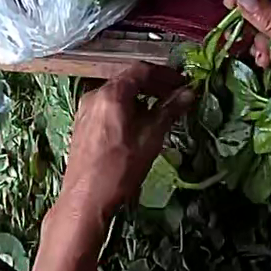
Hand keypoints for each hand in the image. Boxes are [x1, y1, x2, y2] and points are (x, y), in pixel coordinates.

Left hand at [57, 63, 193, 220]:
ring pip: (117, 94)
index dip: (165, 74)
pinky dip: (126, 109)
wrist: (85, 200)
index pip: (141, 70)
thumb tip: (189, 92)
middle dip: (154, 85)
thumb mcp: (151, 138)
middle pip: (128, 80)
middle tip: (175, 95)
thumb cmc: (120, 169)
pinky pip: (107, 107)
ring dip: (140, 98)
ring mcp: (85, 110)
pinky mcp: (82, 125)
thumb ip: (169, 111)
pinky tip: (138, 125)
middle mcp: (94, 96)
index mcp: (111, 94)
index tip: (183, 82)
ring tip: (160, 112)